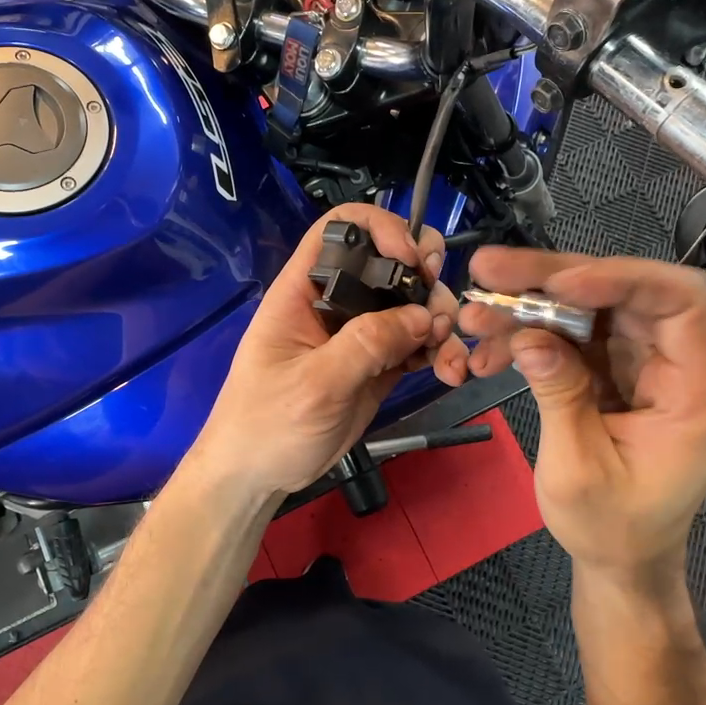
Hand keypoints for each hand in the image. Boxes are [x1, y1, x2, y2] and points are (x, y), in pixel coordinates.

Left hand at [181, 204, 470, 501]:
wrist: (256, 476)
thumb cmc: (266, 423)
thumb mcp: (314, 382)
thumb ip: (366, 344)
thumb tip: (421, 316)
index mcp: (304, 291)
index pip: (340, 229)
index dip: (380, 228)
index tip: (410, 259)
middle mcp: (335, 304)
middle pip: (388, 263)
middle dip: (423, 277)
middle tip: (441, 310)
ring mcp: (358, 335)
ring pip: (410, 305)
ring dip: (439, 321)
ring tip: (447, 354)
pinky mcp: (377, 366)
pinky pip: (415, 345)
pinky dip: (438, 352)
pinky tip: (449, 371)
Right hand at [459, 249, 705, 580]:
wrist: (619, 561)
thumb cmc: (613, 528)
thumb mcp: (579, 470)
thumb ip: (560, 396)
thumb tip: (529, 337)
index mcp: (696, 392)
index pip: (682, 303)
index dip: (624, 280)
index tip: (560, 285)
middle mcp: (674, 366)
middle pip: (624, 293)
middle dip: (555, 278)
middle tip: (490, 271)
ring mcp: (641, 365)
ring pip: (590, 307)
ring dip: (531, 303)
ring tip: (475, 310)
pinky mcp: (610, 371)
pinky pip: (570, 334)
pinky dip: (528, 334)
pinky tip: (488, 349)